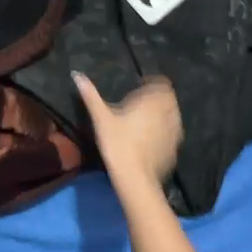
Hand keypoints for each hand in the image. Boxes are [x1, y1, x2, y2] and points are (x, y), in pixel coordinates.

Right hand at [73, 73, 181, 188]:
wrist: (135, 177)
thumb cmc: (117, 143)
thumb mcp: (101, 118)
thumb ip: (90, 95)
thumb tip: (76, 74)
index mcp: (154, 100)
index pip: (161, 83)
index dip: (151, 84)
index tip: (138, 89)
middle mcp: (169, 112)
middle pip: (168, 99)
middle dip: (156, 99)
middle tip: (138, 106)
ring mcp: (175, 131)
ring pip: (171, 116)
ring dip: (161, 115)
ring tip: (143, 122)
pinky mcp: (175, 148)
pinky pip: (171, 133)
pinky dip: (163, 132)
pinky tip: (148, 141)